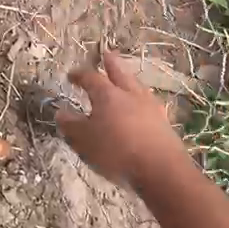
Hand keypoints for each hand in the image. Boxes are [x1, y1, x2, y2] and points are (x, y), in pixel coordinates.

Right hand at [56, 50, 188, 190]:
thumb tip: (61, 113)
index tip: (71, 76)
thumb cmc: (118, 151)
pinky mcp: (166, 126)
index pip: (90, 77)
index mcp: (107, 94)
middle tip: (107, 54)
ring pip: (138, 87)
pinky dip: (143, 103)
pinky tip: (142, 109)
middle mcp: (130, 95)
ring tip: (127, 80)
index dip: (79, 75)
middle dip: (111, 63)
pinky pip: (151, 106)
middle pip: (120, 73)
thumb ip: (71, 125)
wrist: (164, 173)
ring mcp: (152, 110)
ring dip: (130, 81)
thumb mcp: (84, 140)